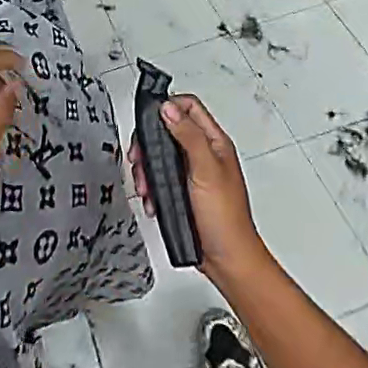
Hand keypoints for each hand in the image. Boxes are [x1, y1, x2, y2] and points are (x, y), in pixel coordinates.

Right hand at [128, 96, 269, 281]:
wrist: (227, 260)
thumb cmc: (227, 219)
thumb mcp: (206, 170)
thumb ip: (189, 136)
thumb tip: (169, 108)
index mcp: (215, 142)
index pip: (190, 107)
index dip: (169, 106)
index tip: (149, 118)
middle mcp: (203, 153)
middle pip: (169, 129)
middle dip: (150, 142)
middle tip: (139, 155)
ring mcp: (192, 172)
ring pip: (161, 155)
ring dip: (148, 167)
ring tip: (145, 184)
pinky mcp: (182, 190)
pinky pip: (160, 178)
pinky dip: (151, 186)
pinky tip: (152, 199)